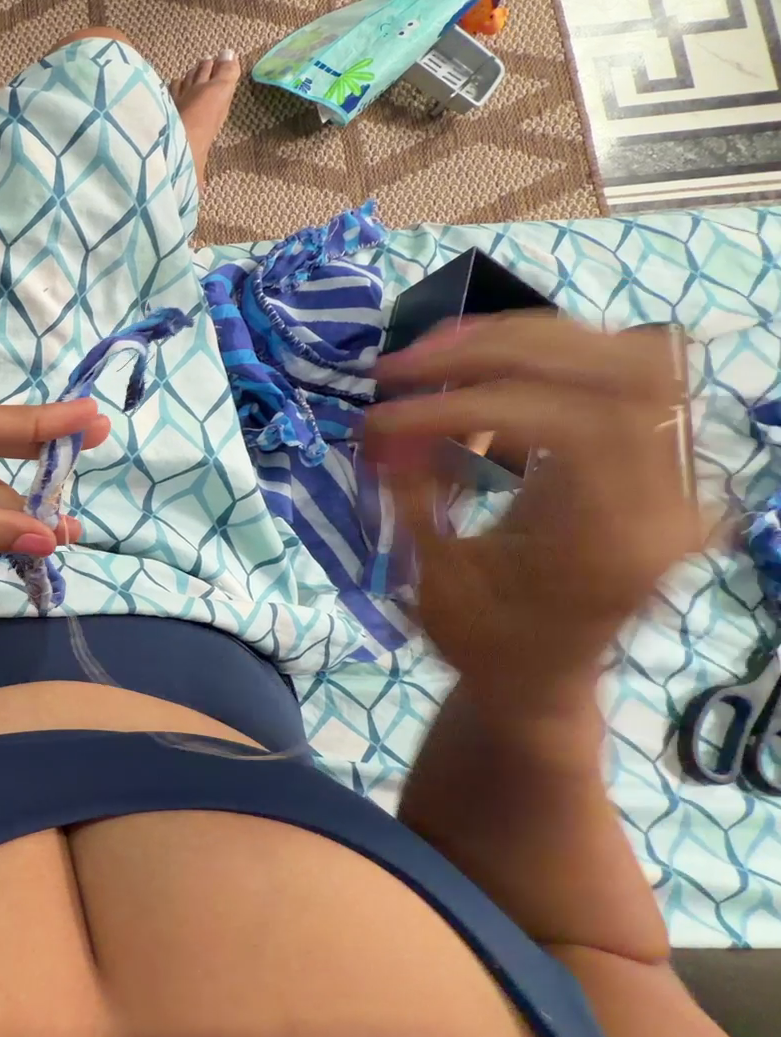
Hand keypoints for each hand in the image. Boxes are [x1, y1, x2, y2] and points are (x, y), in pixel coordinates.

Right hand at [365, 315, 704, 691]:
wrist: (539, 677)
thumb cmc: (480, 644)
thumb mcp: (433, 582)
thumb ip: (414, 498)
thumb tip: (381, 433)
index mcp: (616, 538)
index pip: (571, 424)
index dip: (469, 404)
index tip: (384, 419)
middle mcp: (668, 495)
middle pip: (616, 369)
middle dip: (494, 353)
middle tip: (402, 367)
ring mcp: (673, 472)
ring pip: (627, 356)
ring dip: (519, 342)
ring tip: (432, 354)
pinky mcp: (651, 457)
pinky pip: (617, 374)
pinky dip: (543, 355)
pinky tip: (476, 366)